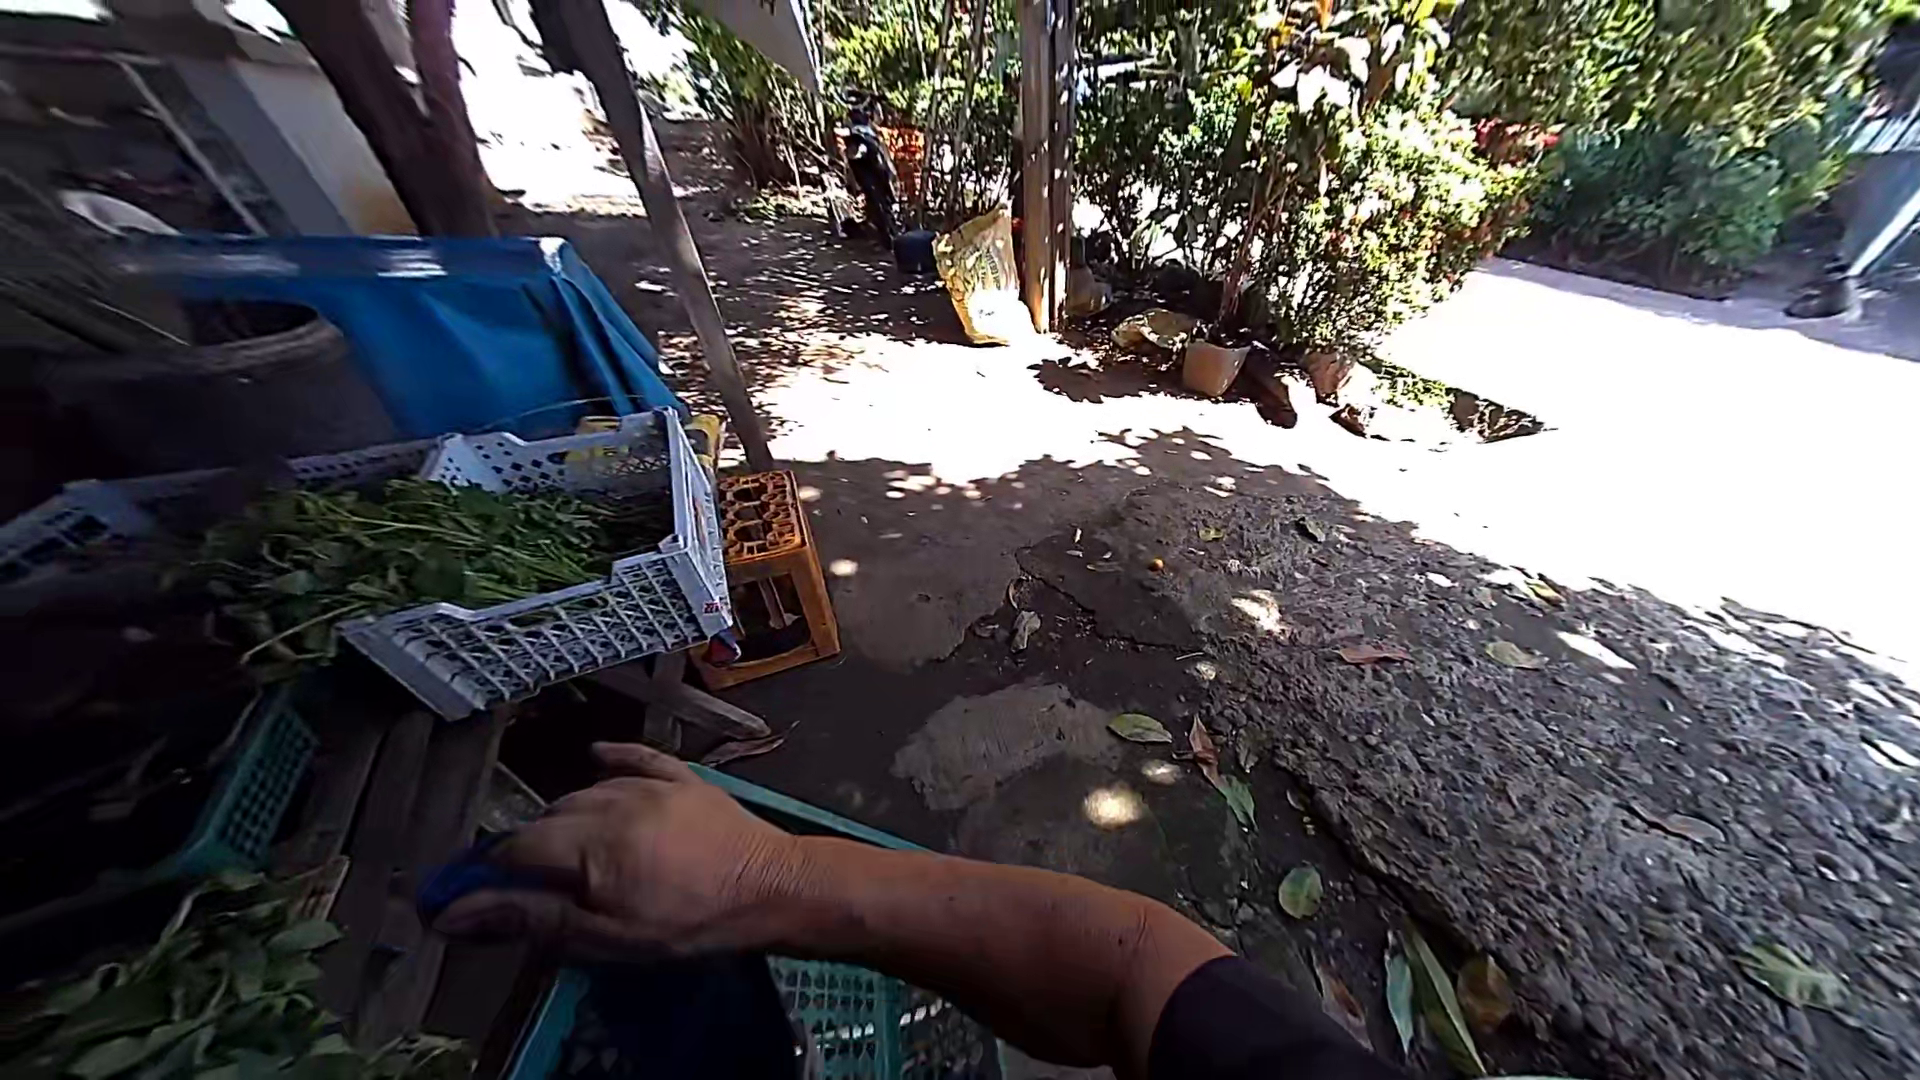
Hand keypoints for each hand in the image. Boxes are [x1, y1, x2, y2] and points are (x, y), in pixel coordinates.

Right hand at [433, 742, 805, 958]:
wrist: (766, 884)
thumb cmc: (686, 920)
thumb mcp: (606, 935)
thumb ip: (533, 916)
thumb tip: (458, 911)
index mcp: (595, 842)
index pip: (518, 846)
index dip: (490, 873)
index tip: (475, 896)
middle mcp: (619, 800)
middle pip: (551, 816)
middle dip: (530, 848)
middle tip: (530, 884)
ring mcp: (655, 783)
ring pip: (589, 790)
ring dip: (567, 816)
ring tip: (566, 850)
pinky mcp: (685, 777)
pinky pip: (642, 756)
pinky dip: (616, 757)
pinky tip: (597, 756)